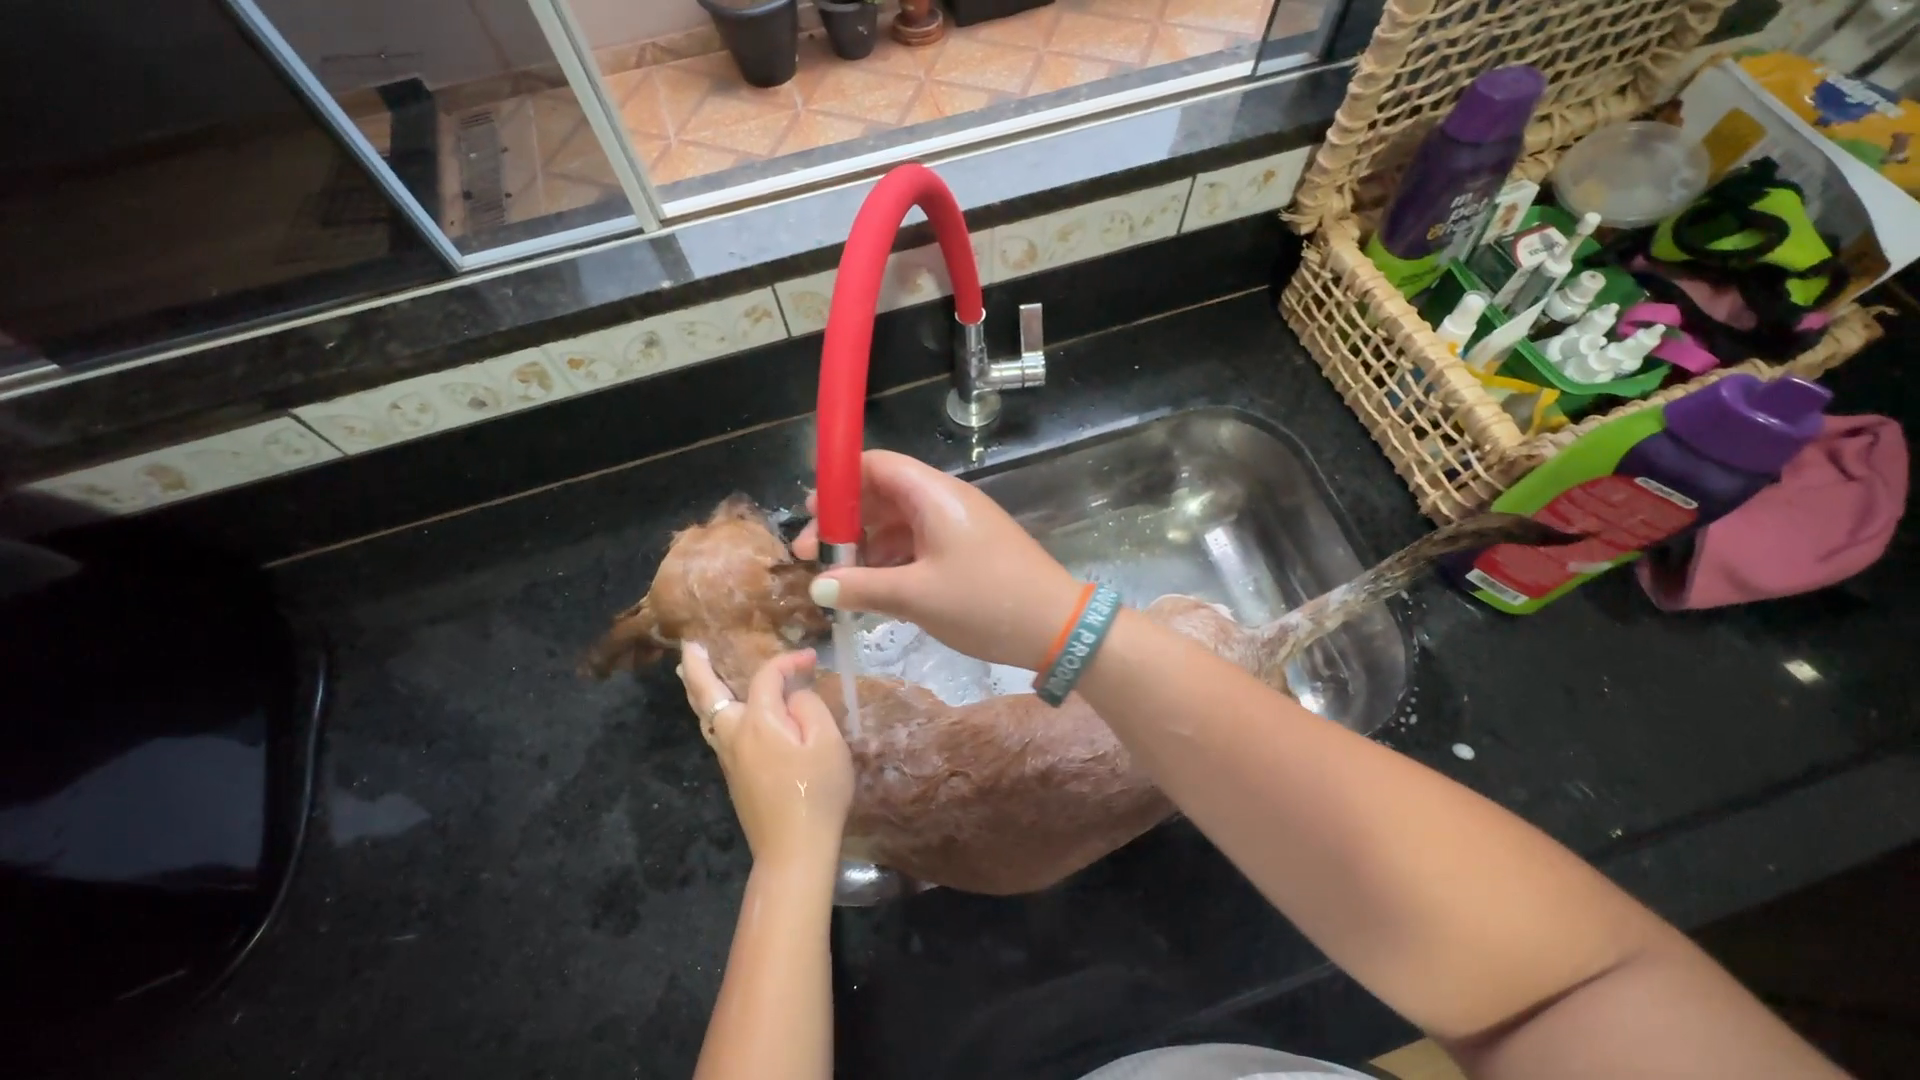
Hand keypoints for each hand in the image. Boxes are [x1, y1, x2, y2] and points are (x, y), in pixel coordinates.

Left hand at [679, 643, 852, 867]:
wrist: (794, 849)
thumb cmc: (816, 793)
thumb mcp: (827, 743)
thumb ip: (809, 708)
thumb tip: (793, 696)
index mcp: (758, 723)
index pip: (766, 677)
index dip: (787, 662)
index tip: (811, 659)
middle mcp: (734, 736)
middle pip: (708, 695)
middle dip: (698, 667)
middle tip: (690, 645)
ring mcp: (730, 759)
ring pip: (707, 716)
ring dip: (698, 690)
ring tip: (691, 672)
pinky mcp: (735, 778)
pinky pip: (716, 732)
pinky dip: (711, 710)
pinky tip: (720, 712)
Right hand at [791, 450, 1080, 669]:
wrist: (1058, 628)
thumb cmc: (986, 602)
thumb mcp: (917, 597)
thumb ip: (862, 588)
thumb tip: (817, 587)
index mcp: (934, 495)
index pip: (876, 465)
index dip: (839, 482)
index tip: (810, 515)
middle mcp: (945, 502)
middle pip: (883, 495)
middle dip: (845, 523)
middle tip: (813, 557)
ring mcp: (959, 527)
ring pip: (899, 525)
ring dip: (867, 548)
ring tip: (841, 582)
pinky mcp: (968, 552)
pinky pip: (919, 546)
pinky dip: (893, 563)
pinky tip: (875, 592)